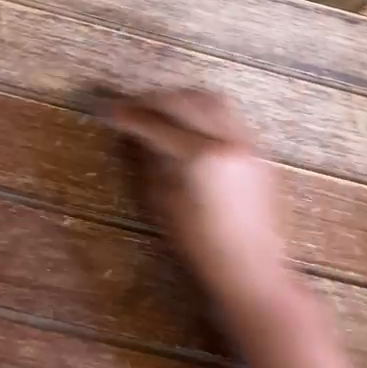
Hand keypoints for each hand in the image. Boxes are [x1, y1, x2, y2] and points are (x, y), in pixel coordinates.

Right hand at [104, 90, 289, 307]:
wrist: (252, 269)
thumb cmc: (200, 244)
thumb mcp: (163, 201)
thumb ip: (151, 160)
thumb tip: (137, 135)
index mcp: (200, 156)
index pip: (156, 123)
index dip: (129, 116)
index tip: (109, 111)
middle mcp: (227, 139)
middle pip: (184, 100)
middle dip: (153, 99)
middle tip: (130, 106)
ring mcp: (247, 142)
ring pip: (211, 99)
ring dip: (181, 98)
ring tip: (160, 108)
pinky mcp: (258, 150)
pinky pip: (229, 115)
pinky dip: (204, 109)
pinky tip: (189, 122)